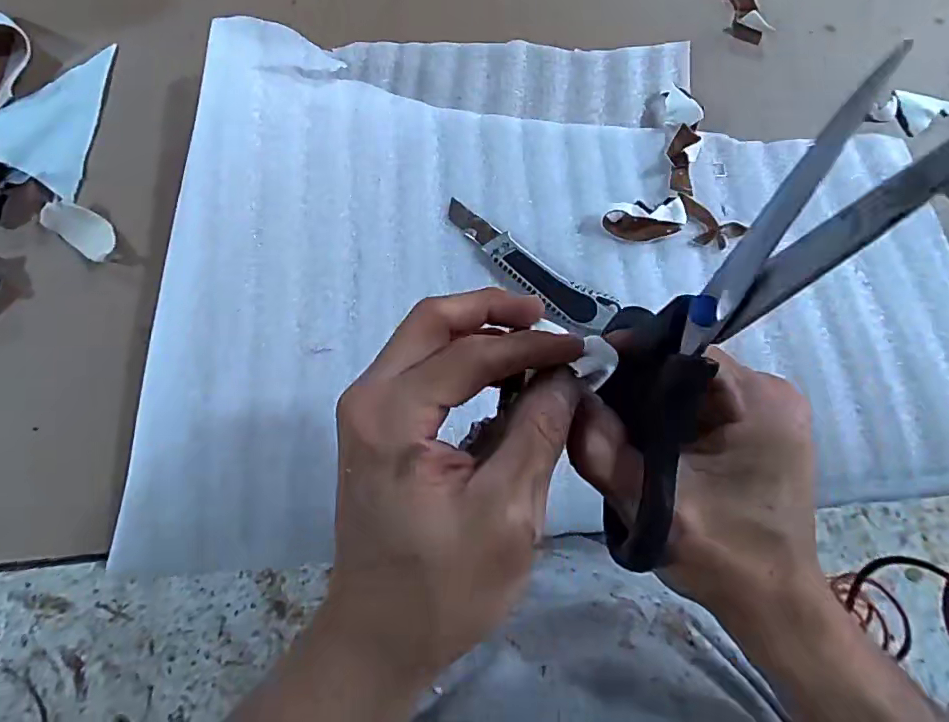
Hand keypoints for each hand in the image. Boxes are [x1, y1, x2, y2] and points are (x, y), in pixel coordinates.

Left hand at [315, 289, 584, 689]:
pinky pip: (424, 365)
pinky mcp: (378, 422)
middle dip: (493, 310)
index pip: (470, 353)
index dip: (531, 346)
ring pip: (427, 336)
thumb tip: (567, 375)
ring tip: (535, 345)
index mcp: (392, 418)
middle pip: (433, 320)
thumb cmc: (442, 588)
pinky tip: (506, 375)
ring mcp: (368, 407)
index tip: (579, 349)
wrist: (377, 639)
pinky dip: (466, 357)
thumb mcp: (507, 513)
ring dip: (481, 330)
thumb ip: (538, 431)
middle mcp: (369, 398)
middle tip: (545, 318)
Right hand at [570, 350, 942, 719]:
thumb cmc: (725, 559)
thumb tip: (573, 400)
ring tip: (618, 419)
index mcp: (759, 399)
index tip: (594, 367)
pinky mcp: (765, 429)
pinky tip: (651, 439)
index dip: (637, 353)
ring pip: (696, 383)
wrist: (775, 608)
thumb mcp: (655, 507)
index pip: (686, 349)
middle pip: (689, 364)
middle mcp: (773, 392)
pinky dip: (677, 416)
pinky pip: (709, 404)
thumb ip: (606, 453)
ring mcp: (773, 410)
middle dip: (642, 379)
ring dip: (657, 399)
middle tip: (598, 397)